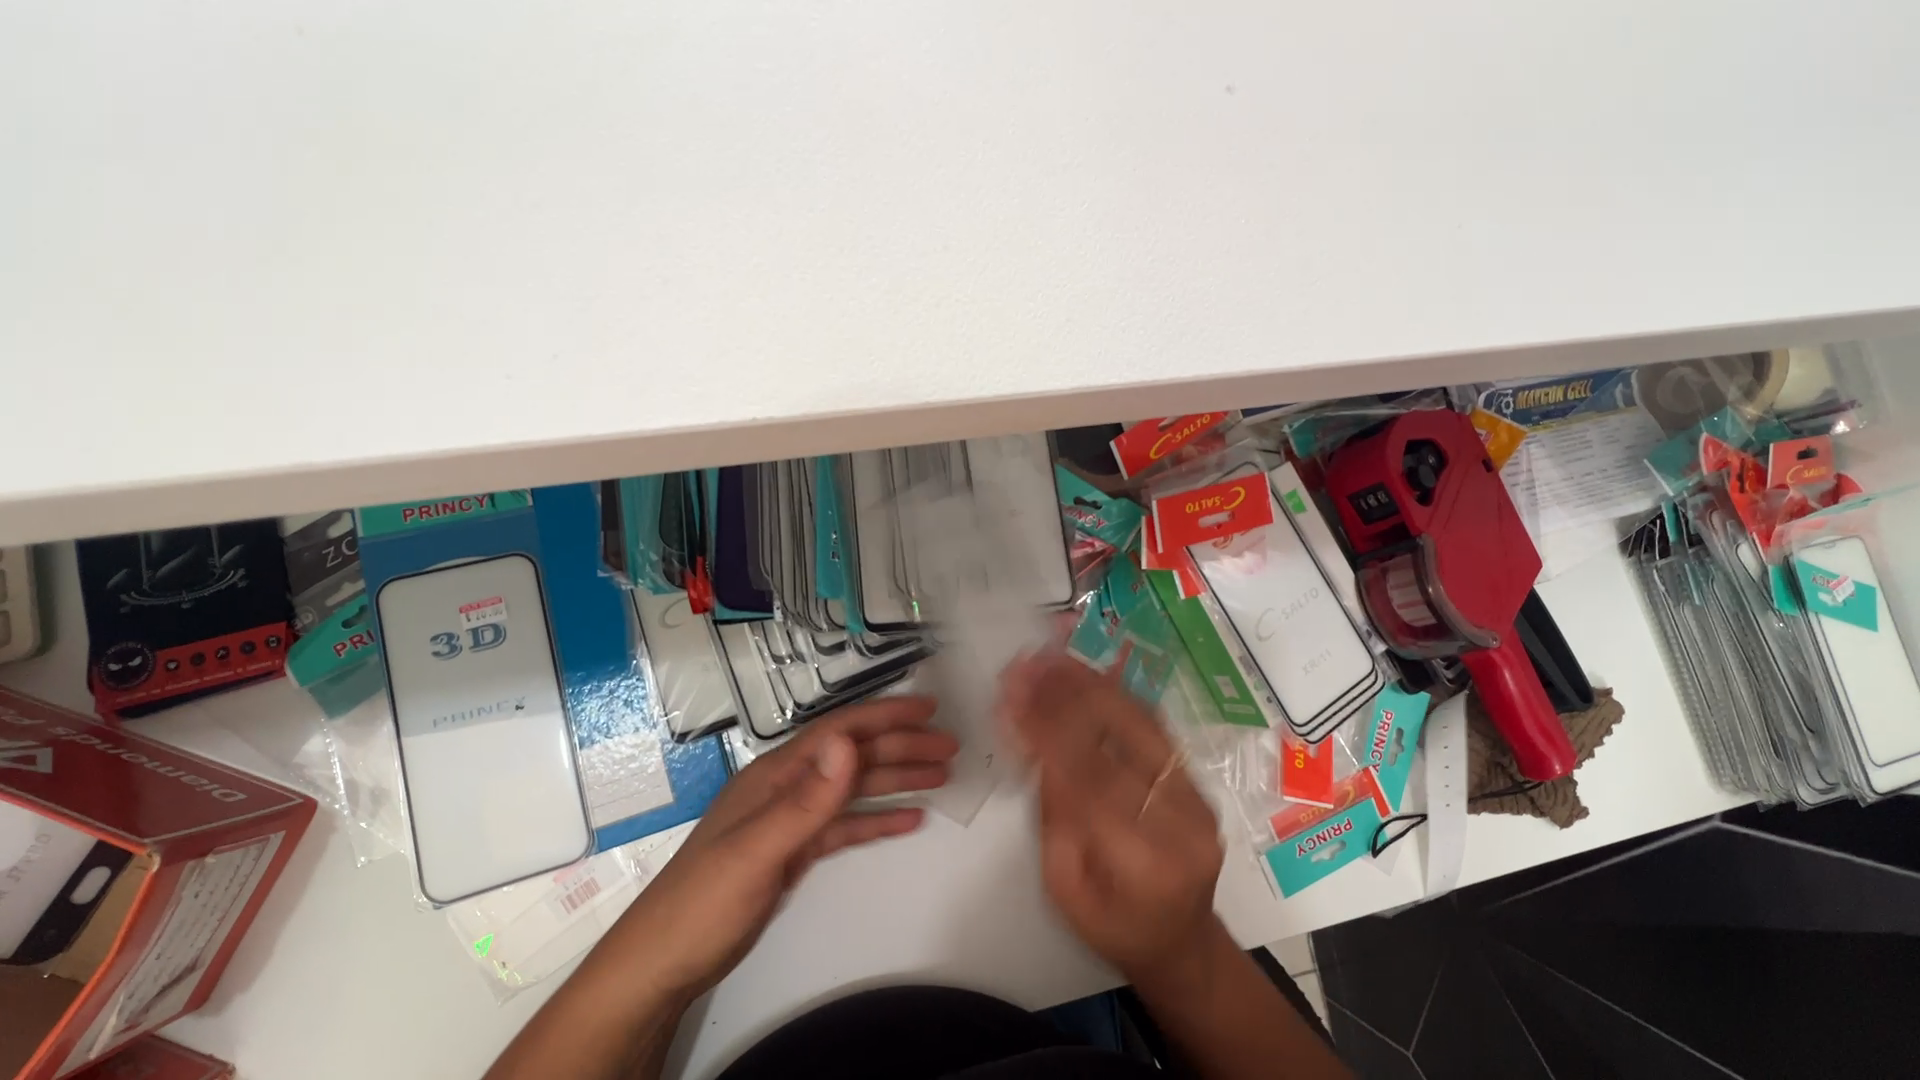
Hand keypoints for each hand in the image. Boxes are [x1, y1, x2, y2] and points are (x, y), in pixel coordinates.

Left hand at [615, 696, 956, 998]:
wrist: (664, 962)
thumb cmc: (704, 902)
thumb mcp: (756, 851)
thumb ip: (805, 800)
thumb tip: (847, 743)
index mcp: (774, 776)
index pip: (838, 733)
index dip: (883, 717)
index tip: (928, 711)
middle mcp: (785, 789)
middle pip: (851, 758)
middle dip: (900, 748)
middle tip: (950, 749)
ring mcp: (789, 821)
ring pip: (852, 790)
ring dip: (895, 779)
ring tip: (941, 777)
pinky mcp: (793, 852)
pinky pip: (844, 826)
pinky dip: (876, 820)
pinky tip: (908, 820)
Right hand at [998, 652, 1224, 984]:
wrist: (1183, 943)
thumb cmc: (1114, 927)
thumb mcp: (1065, 886)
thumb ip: (1055, 815)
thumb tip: (1037, 745)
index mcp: (1143, 860)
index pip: (1090, 778)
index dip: (1049, 729)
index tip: (1013, 694)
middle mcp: (1180, 820)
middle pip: (1124, 739)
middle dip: (1071, 693)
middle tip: (1030, 662)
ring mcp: (1198, 798)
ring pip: (1144, 726)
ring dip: (1095, 684)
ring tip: (1054, 654)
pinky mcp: (1198, 784)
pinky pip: (1158, 730)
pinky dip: (1120, 696)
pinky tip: (1090, 672)